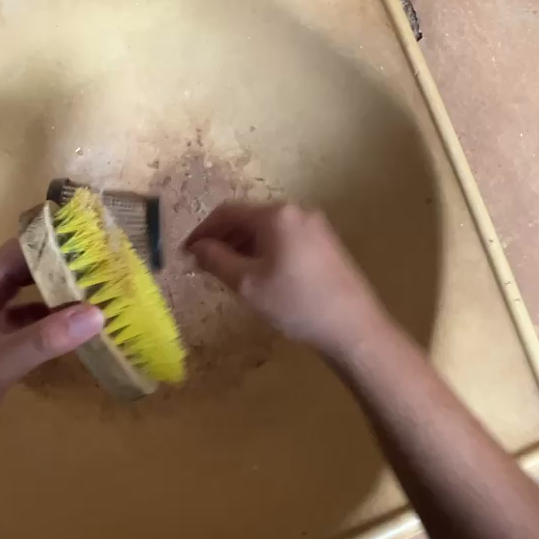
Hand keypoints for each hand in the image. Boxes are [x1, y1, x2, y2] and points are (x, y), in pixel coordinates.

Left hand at [0, 239, 105, 459]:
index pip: (16, 251)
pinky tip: (74, 329)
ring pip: (24, 296)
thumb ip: (48, 337)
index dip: (51, 243)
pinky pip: (23, 321)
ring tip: (96, 292)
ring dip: (55, 294)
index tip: (90, 241)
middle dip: (59, 267)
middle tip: (101, 266)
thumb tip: (99, 313)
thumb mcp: (2, 363)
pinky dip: (47, 321)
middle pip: (22, 270)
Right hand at [184, 202, 387, 357]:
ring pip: (267, 230)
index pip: (228, 212)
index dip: (203, 231)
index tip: (185, 253)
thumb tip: (197, 247)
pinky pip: (284, 239)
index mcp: (276, 215)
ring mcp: (315, 227)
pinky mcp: (326, 244)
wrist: (353, 327)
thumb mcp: (248, 284)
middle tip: (204, 266)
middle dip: (223, 239)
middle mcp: (297, 211)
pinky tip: (258, 276)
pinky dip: (264, 251)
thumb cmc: (296, 303)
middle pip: (248, 218)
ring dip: (243, 246)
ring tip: (227, 274)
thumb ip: (216, 260)